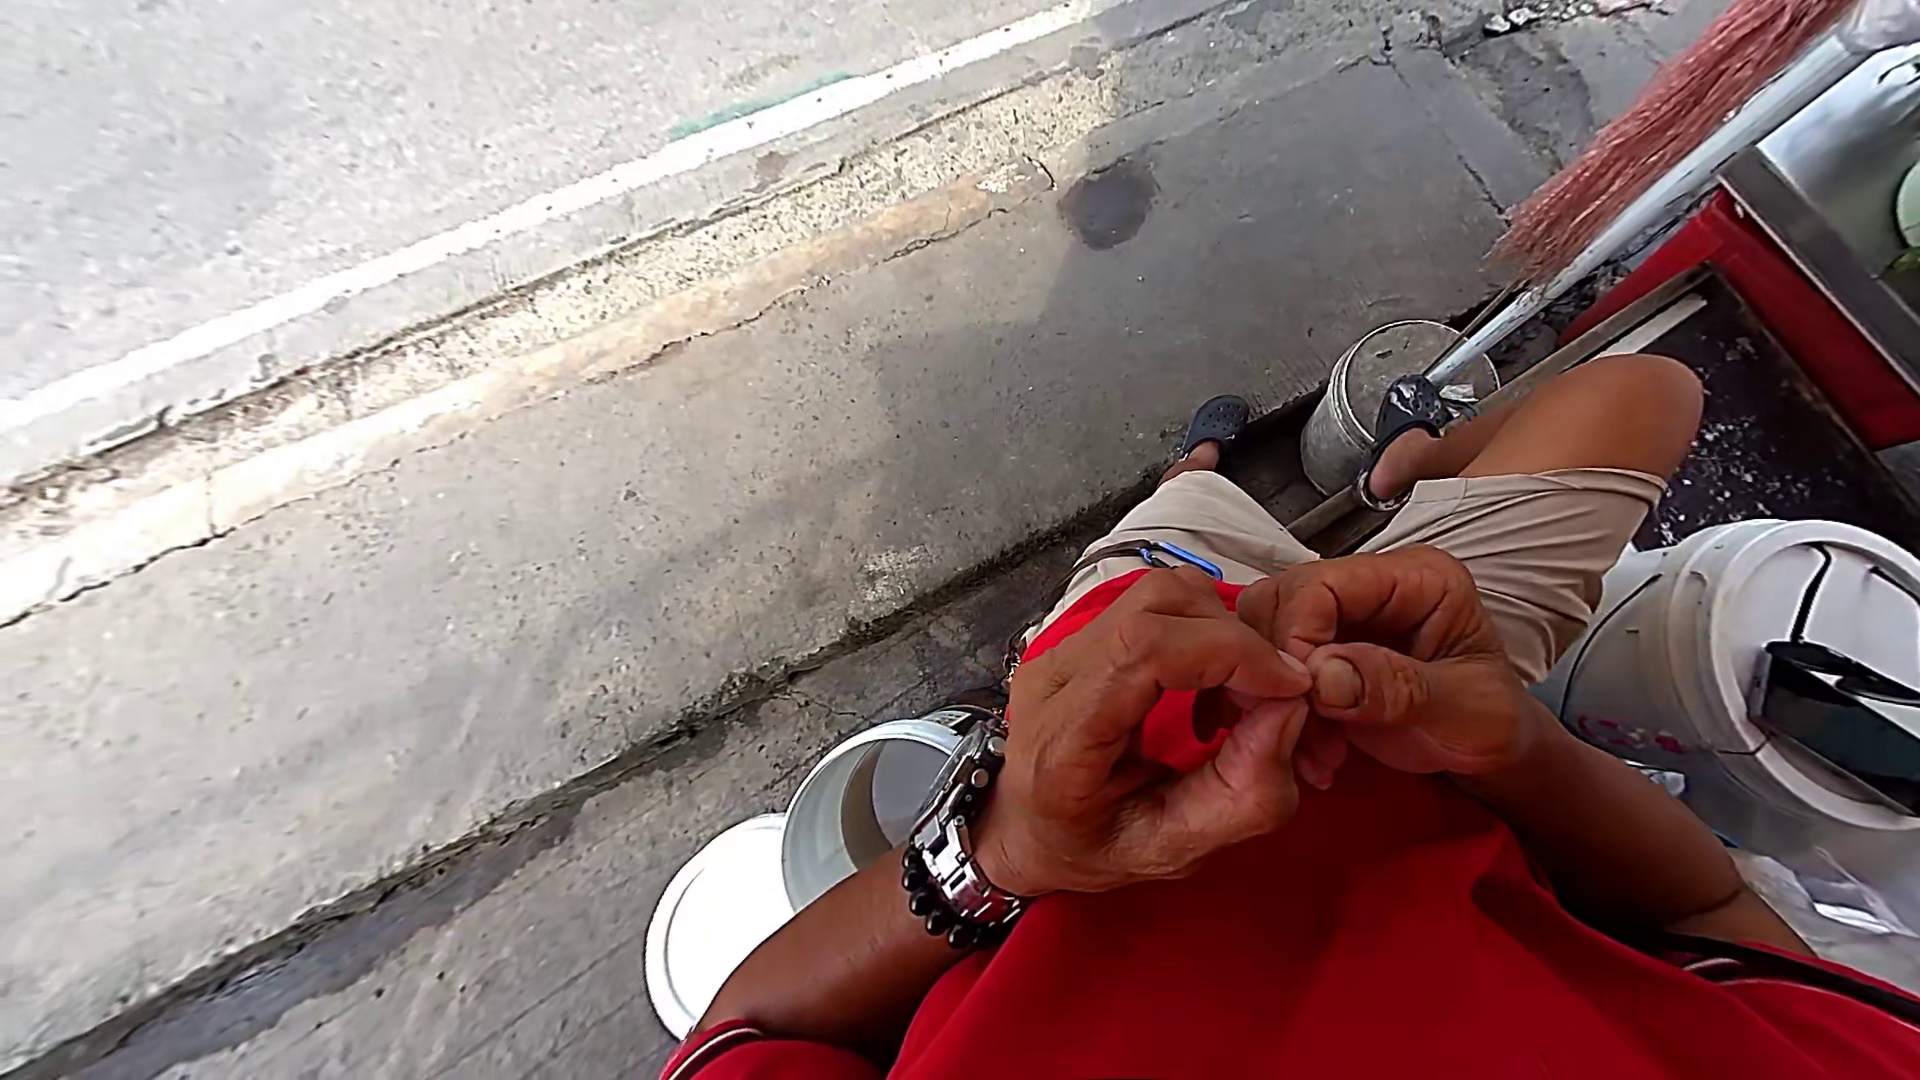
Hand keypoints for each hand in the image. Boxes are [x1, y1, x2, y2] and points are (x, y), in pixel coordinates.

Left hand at [973, 568, 1314, 895]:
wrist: (1019, 825)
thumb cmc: (1086, 848)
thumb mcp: (1171, 851)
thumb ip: (1240, 795)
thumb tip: (1290, 708)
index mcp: (1064, 736)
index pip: (1143, 648)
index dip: (1229, 651)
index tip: (1289, 686)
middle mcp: (1054, 675)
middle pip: (1152, 604)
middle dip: (1232, 636)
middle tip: (1269, 691)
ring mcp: (1058, 648)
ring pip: (1152, 594)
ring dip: (1216, 625)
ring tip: (1239, 685)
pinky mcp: (1074, 640)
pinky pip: (1146, 607)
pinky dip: (1197, 627)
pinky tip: (1207, 675)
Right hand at [1234, 545, 1543, 775]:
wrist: (1476, 751)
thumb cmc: (1489, 726)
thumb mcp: (1470, 713)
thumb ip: (1400, 688)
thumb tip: (1321, 676)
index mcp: (1412, 578)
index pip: (1321, 586)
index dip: (1297, 638)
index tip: (1308, 698)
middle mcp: (1358, 582)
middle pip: (1276, 601)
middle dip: (1278, 671)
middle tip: (1302, 730)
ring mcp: (1325, 610)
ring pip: (1255, 629)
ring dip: (1269, 690)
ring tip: (1307, 743)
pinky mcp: (1303, 640)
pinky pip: (1259, 659)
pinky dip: (1266, 702)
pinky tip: (1296, 741)